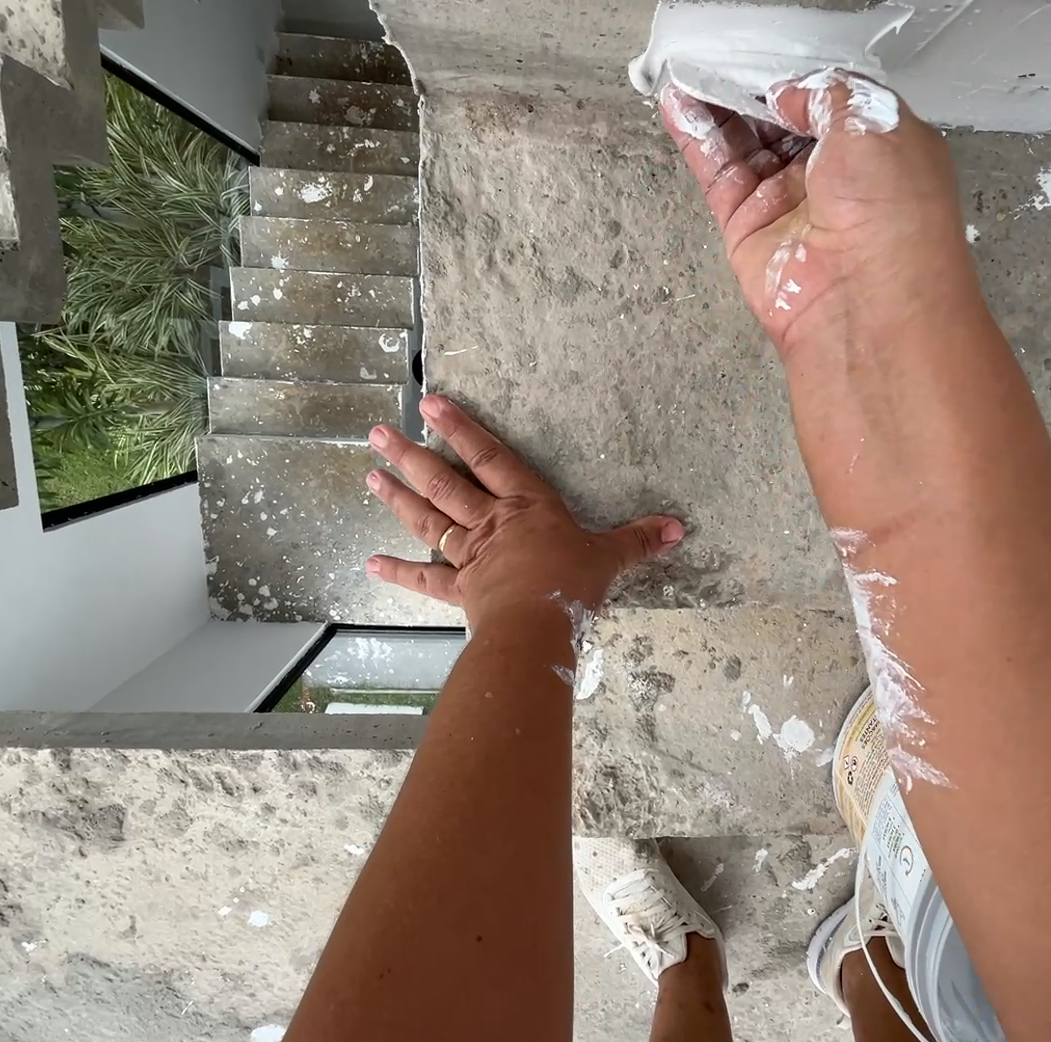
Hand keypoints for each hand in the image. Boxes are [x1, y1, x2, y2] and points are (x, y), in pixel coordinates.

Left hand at [365, 395, 685, 626]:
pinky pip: (426, 578)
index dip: (461, 428)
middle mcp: (492, 522)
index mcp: (526, 505)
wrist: (539, 628)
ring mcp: (471, 556)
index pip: (489, 457)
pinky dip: (399, 571)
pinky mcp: (461, 590)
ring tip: (371, 475)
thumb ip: (639, 540)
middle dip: (411, 456)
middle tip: (377, 434)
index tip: (430, 405)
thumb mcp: (610, 558)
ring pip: (428, 520)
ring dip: (398, 498)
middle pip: (445, 483)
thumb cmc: (571, 585)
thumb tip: (680, 527)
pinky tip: (370, 562)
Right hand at [657, 71, 977, 362]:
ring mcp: (786, 205)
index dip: (797, 77)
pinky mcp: (748, 227)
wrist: (865, 299)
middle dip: (751, 88)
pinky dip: (697, 138)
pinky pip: (718, 173)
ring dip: (716, 105)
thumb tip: (789, 92)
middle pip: (779, 120)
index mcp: (873, 149)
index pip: (826, 101)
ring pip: (743, 143)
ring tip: (691, 71)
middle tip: (722, 58)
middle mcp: (829, 179)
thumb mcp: (873, 120)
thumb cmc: (895, 219)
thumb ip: (826, 93)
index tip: (769, 56)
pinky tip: (680, 105)